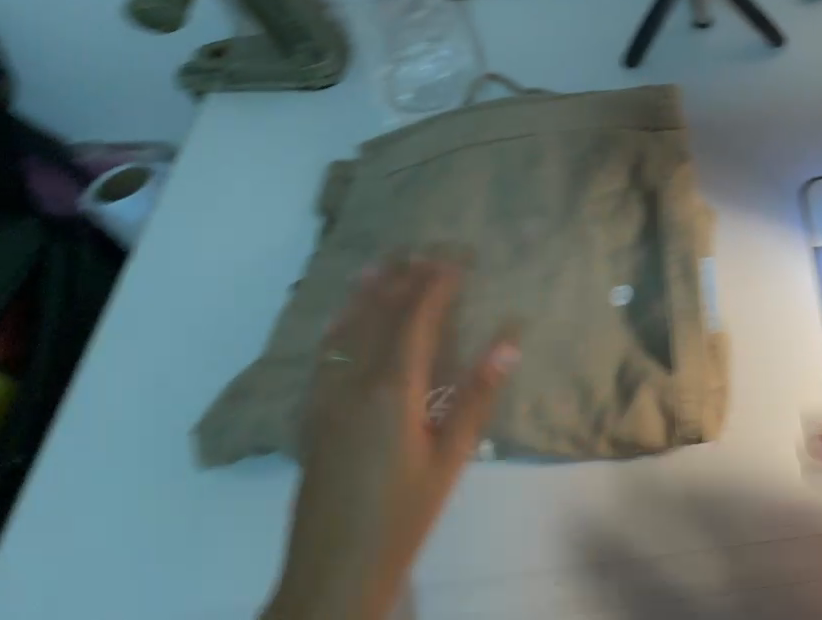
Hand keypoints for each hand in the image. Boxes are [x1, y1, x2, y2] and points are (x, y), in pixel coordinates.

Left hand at [264, 251, 518, 619]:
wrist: (332, 570)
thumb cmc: (403, 516)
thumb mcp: (452, 459)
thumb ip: (478, 395)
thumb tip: (509, 339)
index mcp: (392, 389)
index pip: (416, 320)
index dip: (436, 285)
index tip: (456, 258)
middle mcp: (354, 383)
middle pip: (379, 316)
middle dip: (404, 280)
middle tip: (425, 250)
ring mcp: (326, 398)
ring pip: (346, 331)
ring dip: (366, 294)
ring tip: (382, 263)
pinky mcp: (311, 417)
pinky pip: (324, 356)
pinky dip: (337, 327)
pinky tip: (341, 320)